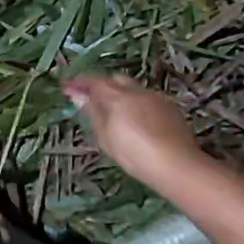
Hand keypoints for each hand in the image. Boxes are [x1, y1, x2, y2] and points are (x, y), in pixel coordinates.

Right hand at [62, 74, 209, 185]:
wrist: (176, 163)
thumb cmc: (134, 154)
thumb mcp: (106, 137)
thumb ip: (93, 113)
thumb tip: (79, 96)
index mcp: (118, 96)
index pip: (94, 82)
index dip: (79, 83)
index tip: (67, 86)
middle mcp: (137, 91)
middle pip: (115, 80)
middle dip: (101, 85)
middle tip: (90, 98)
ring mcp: (156, 97)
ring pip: (133, 88)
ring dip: (120, 93)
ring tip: (113, 111)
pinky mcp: (170, 107)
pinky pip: (147, 98)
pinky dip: (136, 103)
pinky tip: (136, 119)